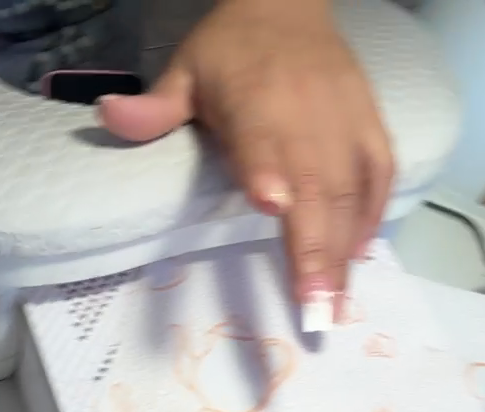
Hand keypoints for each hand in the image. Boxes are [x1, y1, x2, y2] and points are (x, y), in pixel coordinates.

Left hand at [99, 0, 392, 324]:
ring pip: (348, 190)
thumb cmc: (229, 50)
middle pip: (313, 185)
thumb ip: (153, 107)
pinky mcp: (368, 122)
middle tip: (313, 308)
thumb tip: (106, 114)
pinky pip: (378, 173)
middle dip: (314, 249)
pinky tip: (360, 256)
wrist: (288, 1)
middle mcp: (305, 114)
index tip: (272, 209)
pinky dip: (373, 214)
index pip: (262, 140)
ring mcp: (343, 120)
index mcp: (255, 103)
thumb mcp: (184, 71)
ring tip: (335, 304)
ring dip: (342, 250)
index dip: (268, 172)